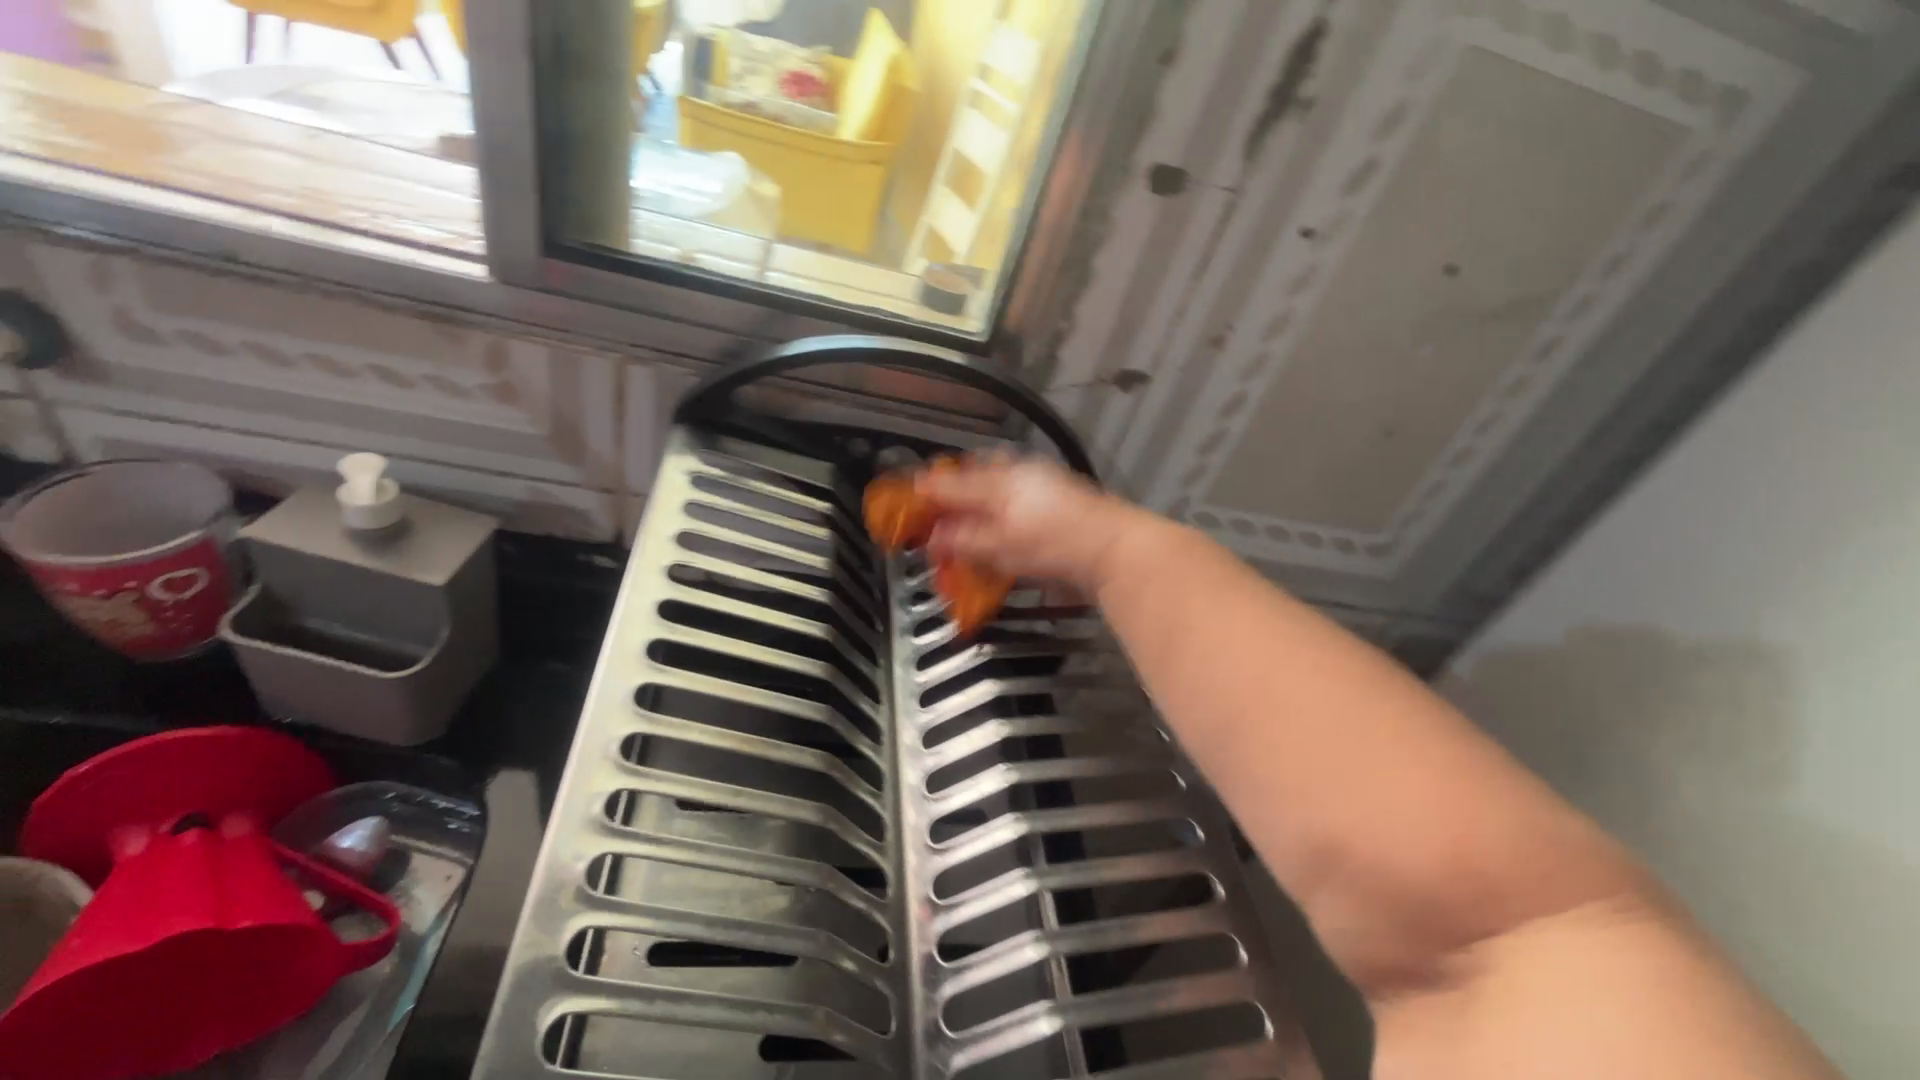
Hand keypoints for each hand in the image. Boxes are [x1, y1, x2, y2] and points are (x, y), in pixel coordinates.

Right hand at [914, 456, 1151, 590]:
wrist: (1116, 551)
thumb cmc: (1056, 543)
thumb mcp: (1002, 545)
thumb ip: (965, 539)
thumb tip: (935, 537)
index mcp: (1001, 480)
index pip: (951, 483)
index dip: (925, 490)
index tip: (904, 497)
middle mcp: (1021, 478)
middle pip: (976, 481)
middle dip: (952, 493)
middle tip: (932, 508)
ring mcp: (1043, 491)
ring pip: (998, 492)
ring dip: (976, 504)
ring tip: (961, 523)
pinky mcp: (1060, 509)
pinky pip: (1018, 507)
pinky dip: (1000, 516)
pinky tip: (998, 533)